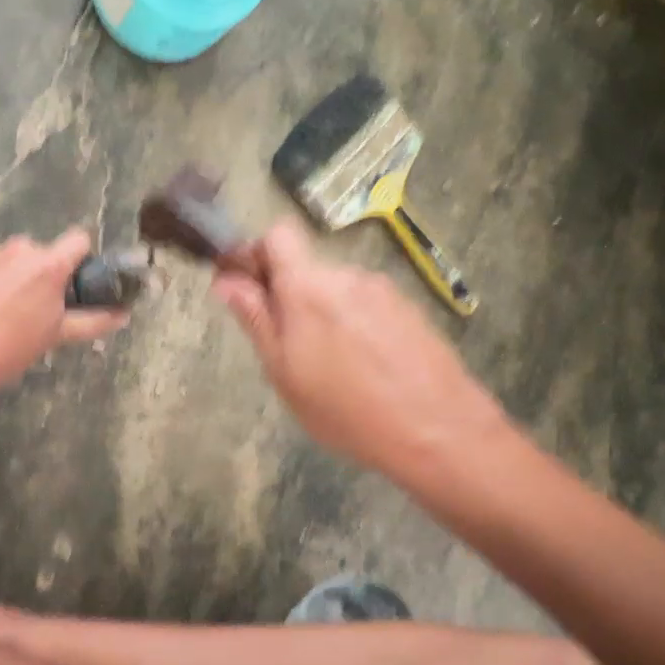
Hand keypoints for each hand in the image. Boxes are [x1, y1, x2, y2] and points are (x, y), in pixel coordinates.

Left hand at [0, 229, 127, 401]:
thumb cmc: (6, 352)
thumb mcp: (54, 337)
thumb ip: (92, 321)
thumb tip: (124, 314)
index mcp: (48, 266)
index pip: (77, 240)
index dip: (75, 258)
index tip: (66, 280)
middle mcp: (17, 249)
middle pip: (34, 251)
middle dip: (31, 272)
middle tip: (21, 307)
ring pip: (0, 255)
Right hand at [211, 218, 509, 486]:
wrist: (438, 430)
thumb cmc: (344, 408)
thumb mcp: (284, 371)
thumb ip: (256, 319)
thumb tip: (226, 280)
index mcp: (308, 286)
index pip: (278, 234)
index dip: (259, 254)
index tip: (253, 290)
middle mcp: (347, 276)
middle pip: (308, 271)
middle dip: (293, 300)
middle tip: (294, 353)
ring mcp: (384, 292)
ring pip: (339, 293)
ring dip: (328, 318)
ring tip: (337, 372)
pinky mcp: (411, 311)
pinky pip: (369, 309)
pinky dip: (359, 330)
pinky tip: (369, 373)